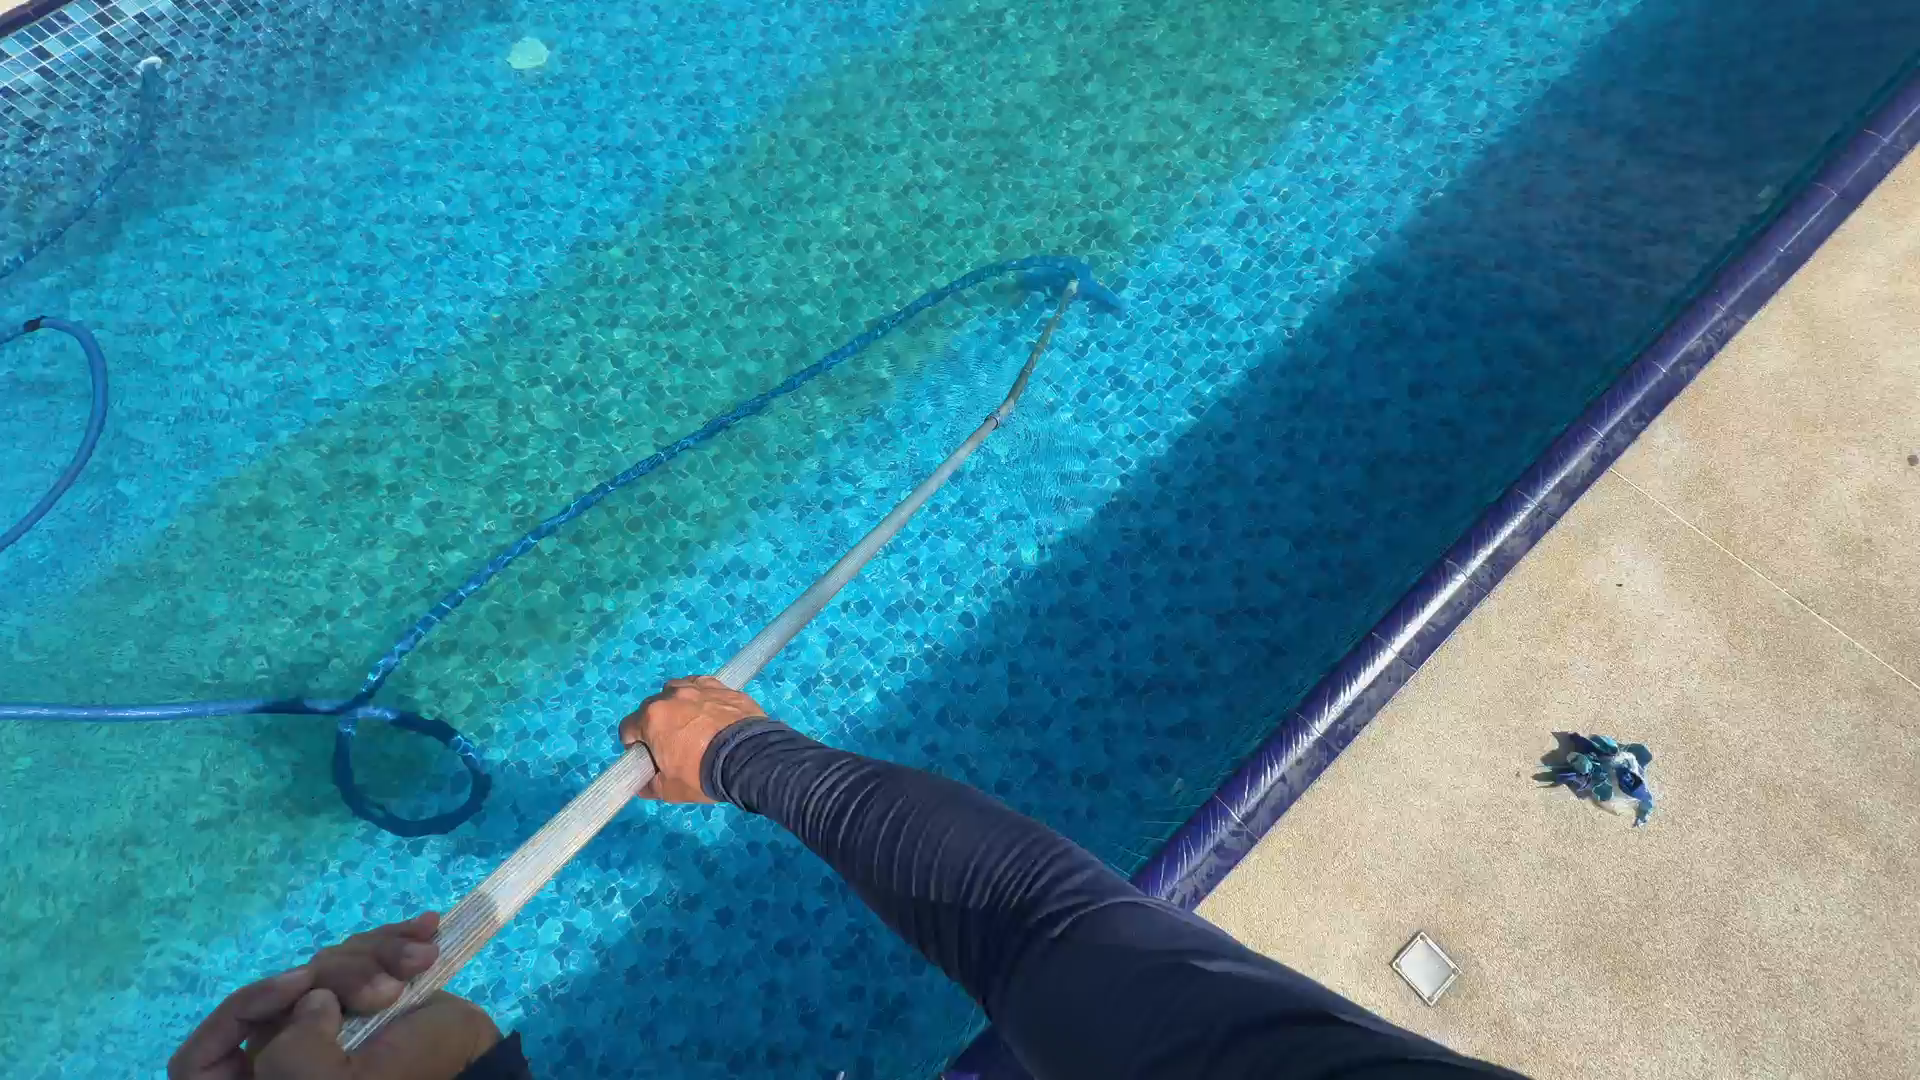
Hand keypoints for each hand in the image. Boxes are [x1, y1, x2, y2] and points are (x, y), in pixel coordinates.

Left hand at [169, 914, 499, 1079]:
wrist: (475, 1060)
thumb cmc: (411, 1079)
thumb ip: (293, 1053)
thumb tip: (309, 1001)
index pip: (202, 1056)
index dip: (243, 1007)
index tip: (301, 984)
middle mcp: (288, 1054)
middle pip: (285, 993)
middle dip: (344, 975)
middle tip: (388, 988)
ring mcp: (330, 1020)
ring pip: (331, 964)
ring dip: (383, 953)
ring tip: (423, 961)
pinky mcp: (371, 991)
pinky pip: (369, 948)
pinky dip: (400, 936)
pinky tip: (429, 930)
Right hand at [618, 675, 767, 802]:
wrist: (750, 758)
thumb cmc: (703, 774)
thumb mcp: (669, 789)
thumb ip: (650, 783)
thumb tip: (645, 782)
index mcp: (652, 718)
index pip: (628, 727)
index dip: (634, 744)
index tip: (647, 755)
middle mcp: (673, 696)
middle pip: (653, 707)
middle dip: (657, 724)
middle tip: (672, 743)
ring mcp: (700, 688)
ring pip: (678, 691)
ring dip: (678, 705)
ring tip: (692, 725)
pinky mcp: (724, 687)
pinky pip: (704, 686)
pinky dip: (702, 696)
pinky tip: (711, 710)